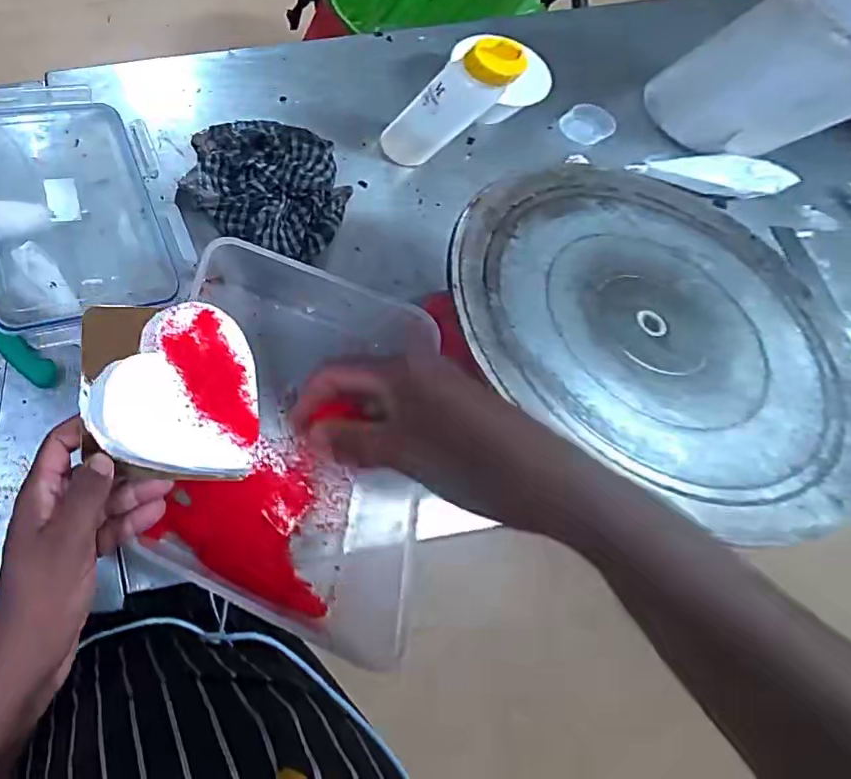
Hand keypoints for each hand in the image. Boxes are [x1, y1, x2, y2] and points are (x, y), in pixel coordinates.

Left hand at [0, 417, 171, 700]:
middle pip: (87, 474)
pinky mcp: (78, 558)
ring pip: (101, 503)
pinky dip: (127, 523)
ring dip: (130, 495)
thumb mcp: (67, 539)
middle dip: (119, 463)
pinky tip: (154, 515)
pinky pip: (105, 530)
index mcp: (39, 495)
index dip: (83, 427)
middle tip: (155, 453)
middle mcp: (51, 508)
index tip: (117, 416)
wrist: (28, 660)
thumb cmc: (42, 595)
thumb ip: (86, 495)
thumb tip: (103, 456)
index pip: (58, 446)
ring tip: (166, 483)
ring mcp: (65, 534)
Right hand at [291, 349, 611, 543]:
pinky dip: (385, 424)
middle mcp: (416, 365)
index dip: (308, 400)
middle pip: (356, 379)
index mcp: (398, 368)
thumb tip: (312, 435)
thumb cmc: (469, 464)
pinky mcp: (457, 402)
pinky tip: (384, 452)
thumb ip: (351, 440)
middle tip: (318, 445)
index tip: (295, 432)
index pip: (334, 372)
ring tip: (346, 454)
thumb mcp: (400, 454)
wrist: (556, 485)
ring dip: (357, 419)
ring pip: (381, 394)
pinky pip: (405, 405)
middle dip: (331, 409)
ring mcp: (439, 382)